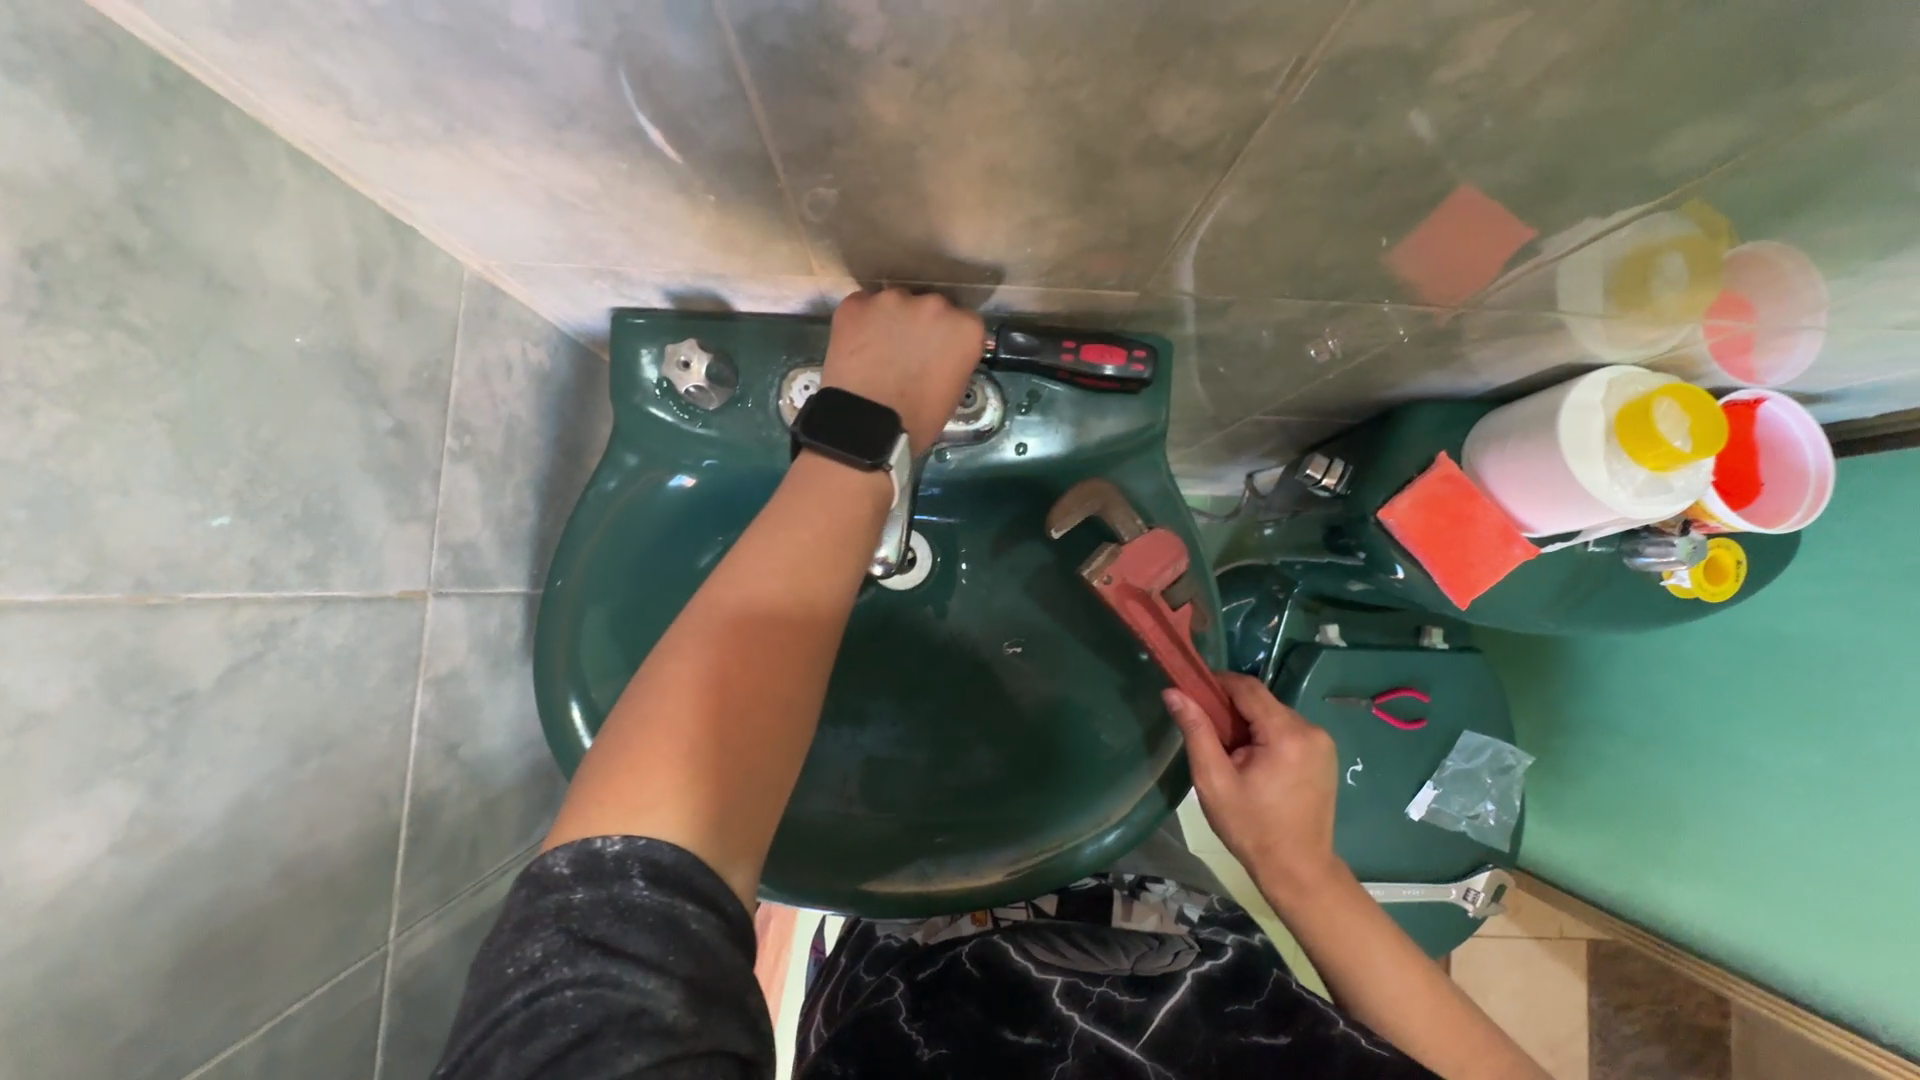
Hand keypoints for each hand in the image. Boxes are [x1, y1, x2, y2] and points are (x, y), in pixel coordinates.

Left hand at [821, 288, 984, 454]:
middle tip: (906, 353)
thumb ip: (954, 361)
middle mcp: (934, 304)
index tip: (937, 355)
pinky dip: (860, 323)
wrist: (866, 426)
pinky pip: (861, 307)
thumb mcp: (953, 393)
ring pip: (894, 304)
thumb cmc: (918, 420)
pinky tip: (855, 348)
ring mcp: (892, 299)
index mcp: (965, 328)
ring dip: (890, 321)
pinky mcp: (857, 304)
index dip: (947, 339)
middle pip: (930, 307)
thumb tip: (941, 356)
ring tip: (877, 352)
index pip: (962, 322)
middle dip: (921, 325)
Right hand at [1165, 673, 1344, 901]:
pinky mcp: (1326, 755)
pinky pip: (1289, 730)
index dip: (1217, 684)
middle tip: (1209, 734)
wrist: (1298, 868)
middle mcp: (1311, 729)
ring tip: (1231, 754)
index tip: (1192, 694)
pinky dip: (1267, 736)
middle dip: (1232, 709)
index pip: (1247, 687)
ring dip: (1250, 724)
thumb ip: (1196, 731)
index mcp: (1286, 734)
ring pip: (1275, 715)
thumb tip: (1174, 692)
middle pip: (1262, 701)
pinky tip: (1255, 763)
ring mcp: (1323, 743)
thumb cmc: (1251, 827)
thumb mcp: (1214, 780)